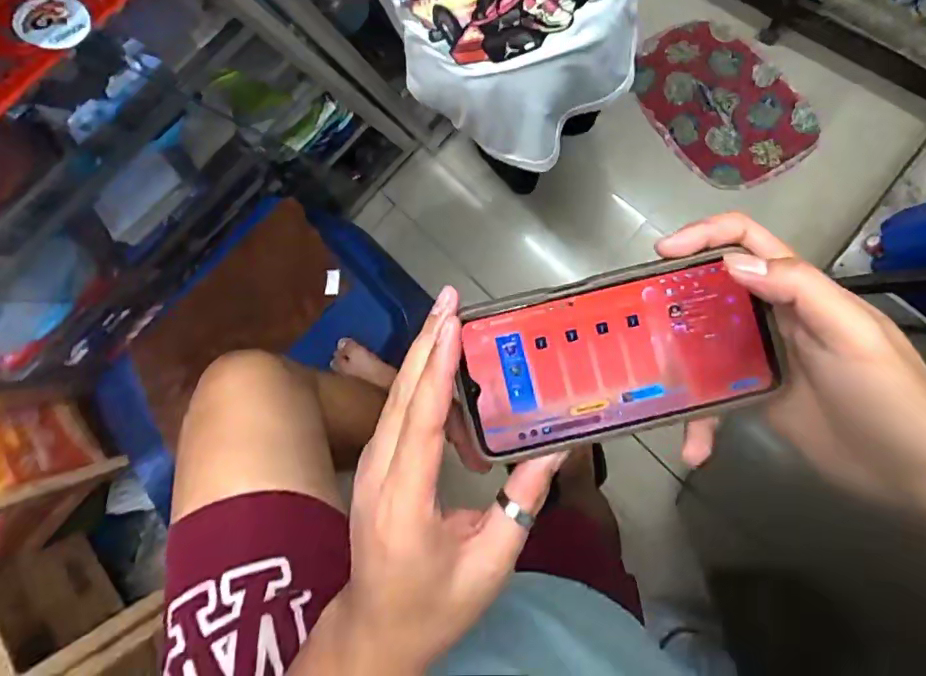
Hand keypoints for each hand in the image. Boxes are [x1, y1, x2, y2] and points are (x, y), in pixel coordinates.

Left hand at [332, 288, 565, 671]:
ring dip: (425, 352)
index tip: (451, 323)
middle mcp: (379, 470)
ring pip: (397, 393)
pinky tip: (445, 364)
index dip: (437, 368)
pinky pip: (399, 408)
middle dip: (428, 338)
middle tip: (449, 296)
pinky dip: (423, 379)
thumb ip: (521, 503)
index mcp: (405, 500)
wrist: (374, 629)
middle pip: (403, 392)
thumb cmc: (434, 605)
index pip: (422, 422)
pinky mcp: (375, 459)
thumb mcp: (489, 564)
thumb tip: (555, 448)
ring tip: (452, 317)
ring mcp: (371, 462)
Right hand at [657, 213, 925, 504]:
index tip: (663, 253)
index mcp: (798, 287)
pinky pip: (716, 395)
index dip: (704, 234)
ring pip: (705, 339)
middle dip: (676, 291)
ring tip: (652, 378)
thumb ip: (800, 289)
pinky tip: (694, 449)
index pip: (745, 239)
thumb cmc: (895, 396)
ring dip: (678, 359)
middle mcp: (773, 313)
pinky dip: (701, 421)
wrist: (924, 476)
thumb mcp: (854, 334)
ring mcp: (762, 355)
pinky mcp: (757, 396)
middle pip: (714, 284)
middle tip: (640, 311)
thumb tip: (730, 263)